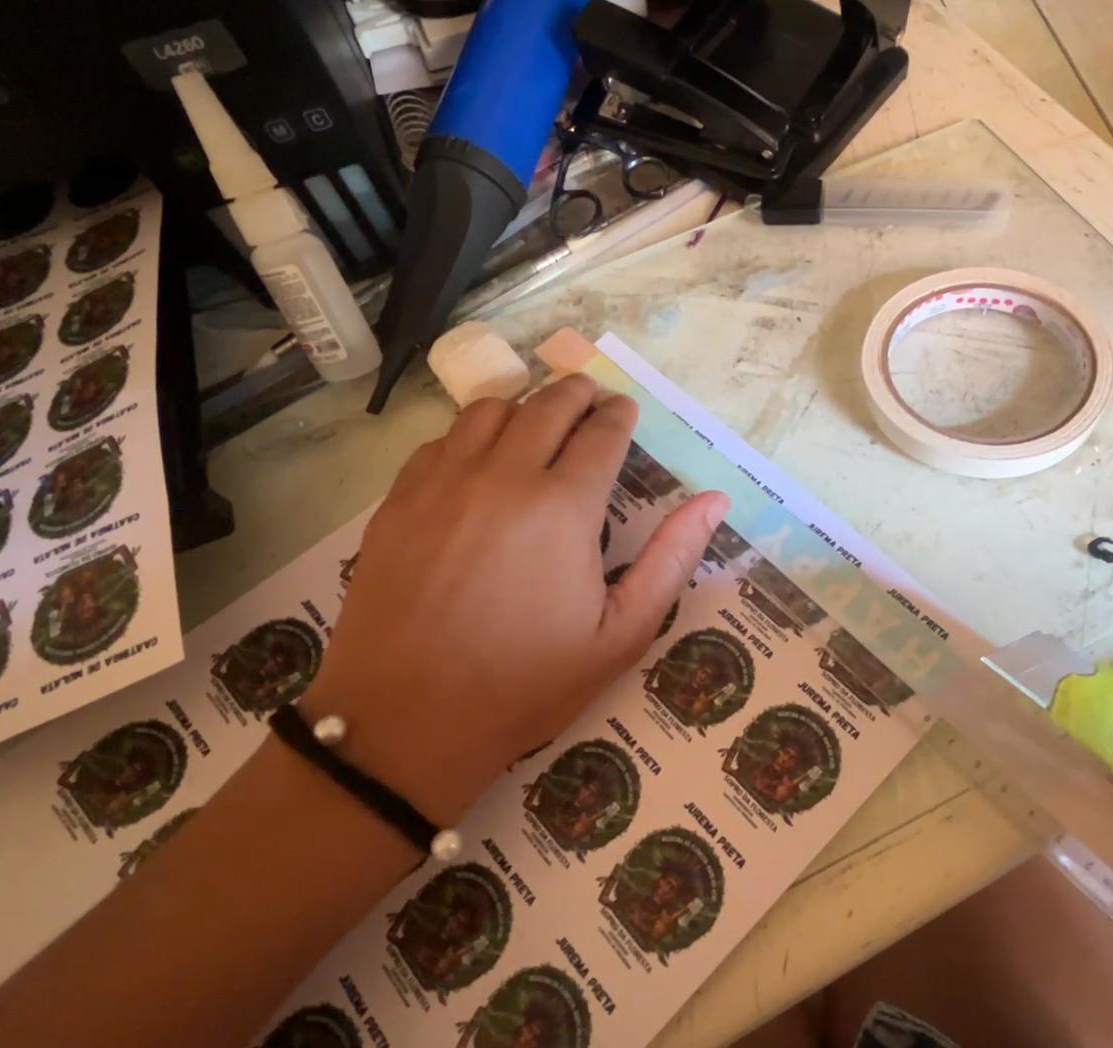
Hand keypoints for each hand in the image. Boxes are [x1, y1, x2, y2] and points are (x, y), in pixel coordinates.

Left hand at [301, 374, 727, 825]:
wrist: (408, 719)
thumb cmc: (527, 682)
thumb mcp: (621, 634)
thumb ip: (671, 559)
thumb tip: (714, 500)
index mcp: (563, 507)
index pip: (600, 434)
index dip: (618, 415)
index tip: (625, 409)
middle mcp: (502, 476)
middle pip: (547, 406)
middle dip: (577, 393)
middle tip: (591, 397)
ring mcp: (442, 483)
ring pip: (488, 410)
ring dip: (523, 405)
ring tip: (537, 421)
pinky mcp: (399, 500)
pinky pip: (440, 440)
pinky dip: (470, 433)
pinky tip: (478, 458)